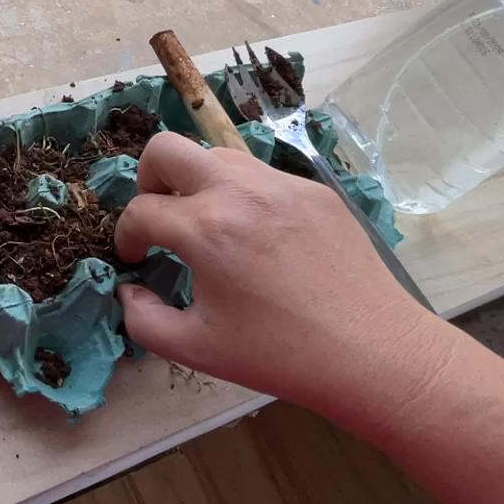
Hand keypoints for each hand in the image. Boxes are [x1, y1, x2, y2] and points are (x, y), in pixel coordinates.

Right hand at [113, 131, 447, 412]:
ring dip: (195, 183)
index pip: (140, 210)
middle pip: (165, 148)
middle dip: (148, 180)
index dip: (126, 236)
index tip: (136, 258)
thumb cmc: (280, 355)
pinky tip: (258, 239)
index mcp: (205, 228)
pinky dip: (240, 196)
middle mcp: (238, 191)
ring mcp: (279, 185)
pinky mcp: (312, 191)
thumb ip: (142, 319)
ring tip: (208, 226)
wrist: (376, 354)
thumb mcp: (196, 349)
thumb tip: (129, 289)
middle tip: (161, 218)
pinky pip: (258, 176)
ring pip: (213, 154)